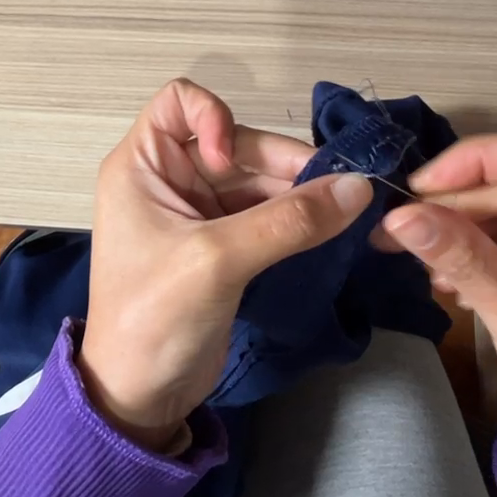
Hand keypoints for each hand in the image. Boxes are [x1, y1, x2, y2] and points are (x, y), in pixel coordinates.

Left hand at [81, 79, 374, 449]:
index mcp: (141, 165)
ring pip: (255, 178)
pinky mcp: (220, 243)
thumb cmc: (156, 316)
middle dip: (280, 163)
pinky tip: (329, 229)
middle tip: (338, 190)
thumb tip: (358, 187)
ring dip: (296, 192)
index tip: (230, 162)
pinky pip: (263, 212)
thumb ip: (288, 222)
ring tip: (344, 211)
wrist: (138, 394)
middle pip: (233, 143)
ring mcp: (196, 210)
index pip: (180, 102)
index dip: (215, 117)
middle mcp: (167, 177)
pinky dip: (294, 217)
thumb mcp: (217, 261)